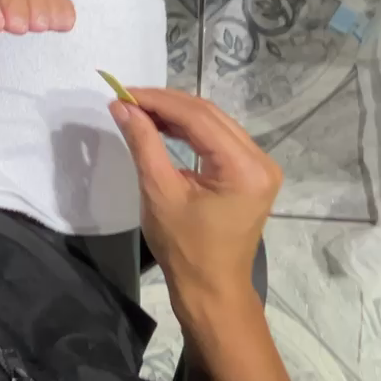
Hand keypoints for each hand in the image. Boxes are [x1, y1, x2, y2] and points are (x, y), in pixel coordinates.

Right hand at [109, 88, 281, 315]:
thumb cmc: (185, 245)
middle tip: (126, 99)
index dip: (158, 101)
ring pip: (212, 122)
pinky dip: (186, 128)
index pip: (197, 117)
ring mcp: (258, 167)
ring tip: (137, 110)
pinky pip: (216, 138)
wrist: (210, 287)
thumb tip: (121, 106)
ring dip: (174, 113)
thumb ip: (143, 142)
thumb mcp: (158, 190)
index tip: (122, 93)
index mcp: (244, 167)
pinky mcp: (248, 173)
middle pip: (208, 114)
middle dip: (165, 103)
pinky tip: (160, 126)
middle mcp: (260, 160)